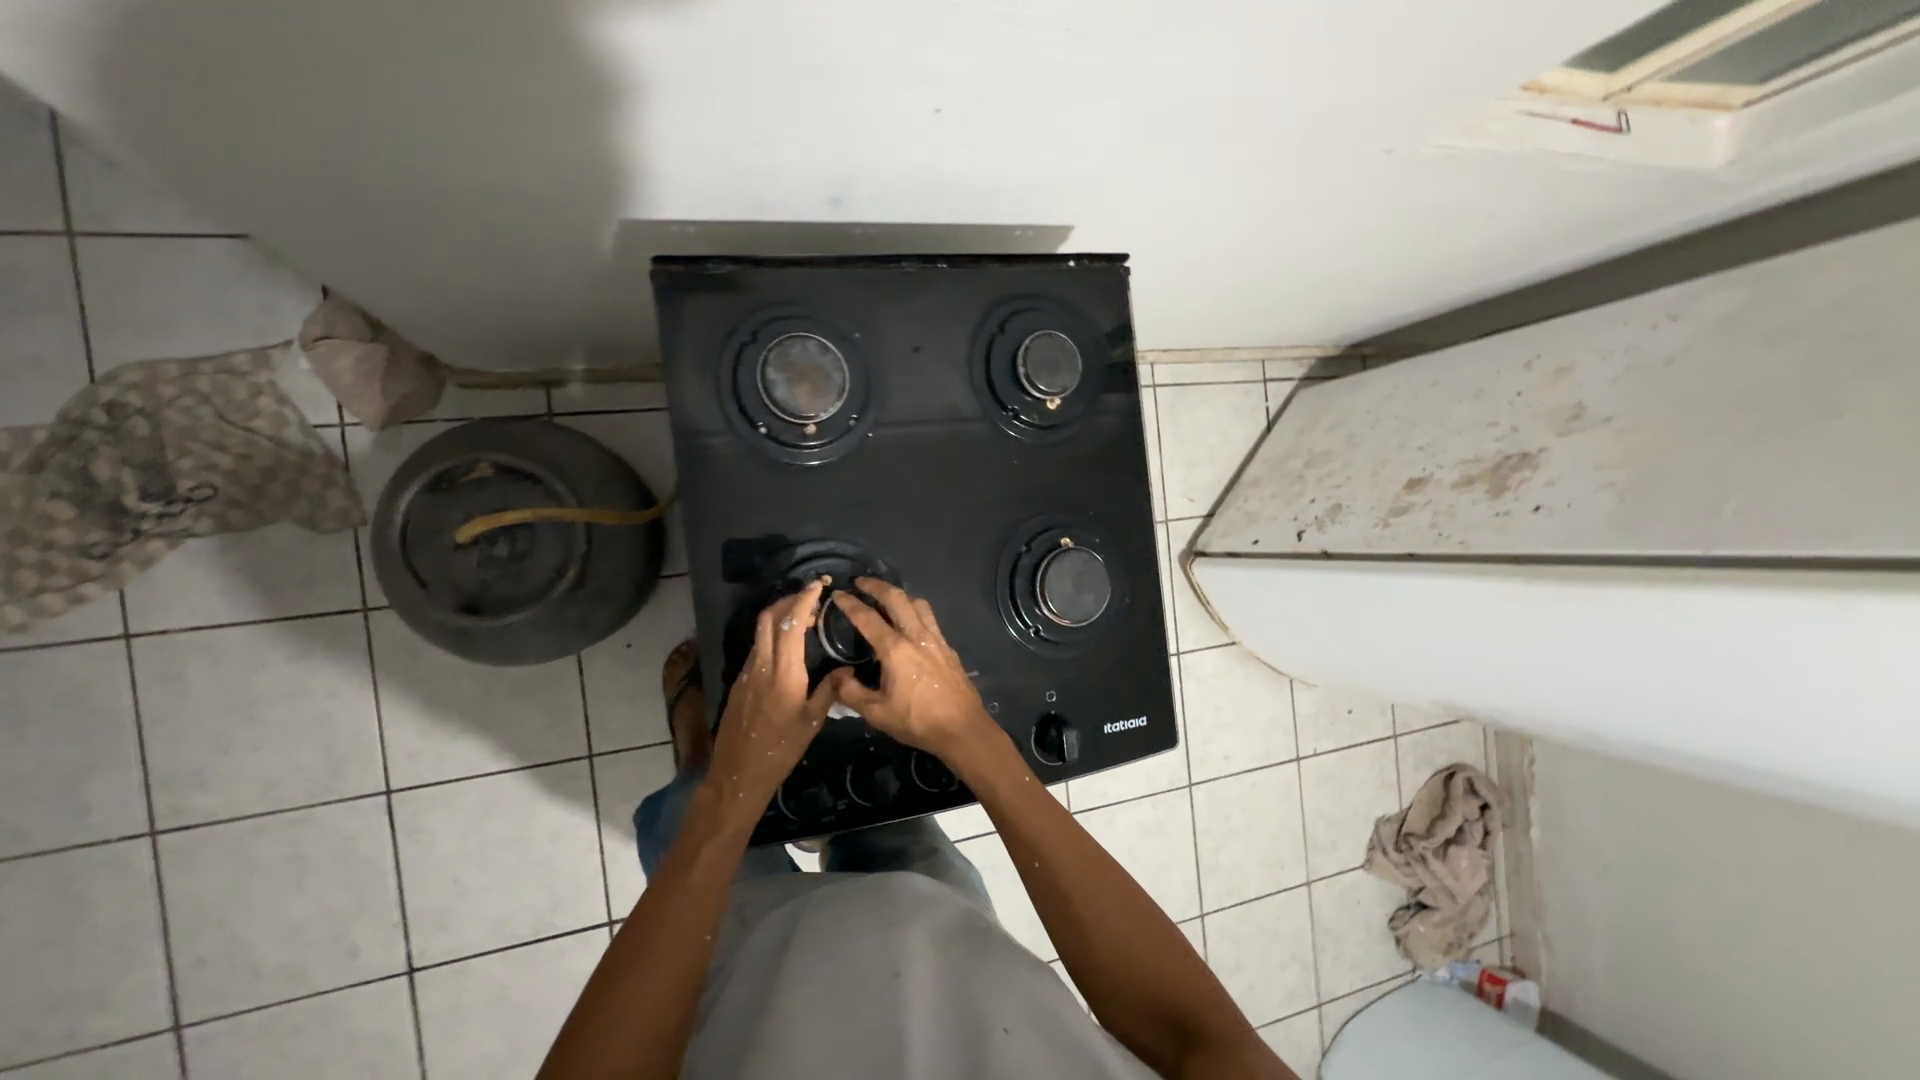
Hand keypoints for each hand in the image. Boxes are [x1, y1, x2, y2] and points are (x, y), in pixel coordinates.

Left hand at [704, 579, 836, 806]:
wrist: (739, 772)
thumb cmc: (781, 749)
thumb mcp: (812, 722)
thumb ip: (829, 690)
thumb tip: (846, 668)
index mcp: (784, 671)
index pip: (791, 622)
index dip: (804, 598)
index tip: (819, 585)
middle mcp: (762, 664)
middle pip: (769, 617)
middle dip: (789, 599)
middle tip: (812, 597)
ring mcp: (748, 671)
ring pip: (760, 631)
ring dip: (780, 616)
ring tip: (804, 618)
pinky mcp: (740, 681)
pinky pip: (757, 646)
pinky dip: (772, 635)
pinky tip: (787, 646)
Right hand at [825, 579, 998, 759]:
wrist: (962, 727)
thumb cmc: (917, 720)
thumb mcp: (876, 713)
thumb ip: (851, 692)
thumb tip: (838, 675)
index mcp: (895, 649)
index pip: (867, 617)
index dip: (850, 604)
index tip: (838, 594)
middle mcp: (916, 636)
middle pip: (896, 598)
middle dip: (877, 585)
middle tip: (861, 582)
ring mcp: (936, 639)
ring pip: (918, 603)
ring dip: (900, 595)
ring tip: (888, 598)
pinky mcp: (947, 647)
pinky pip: (930, 618)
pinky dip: (916, 610)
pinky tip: (911, 623)